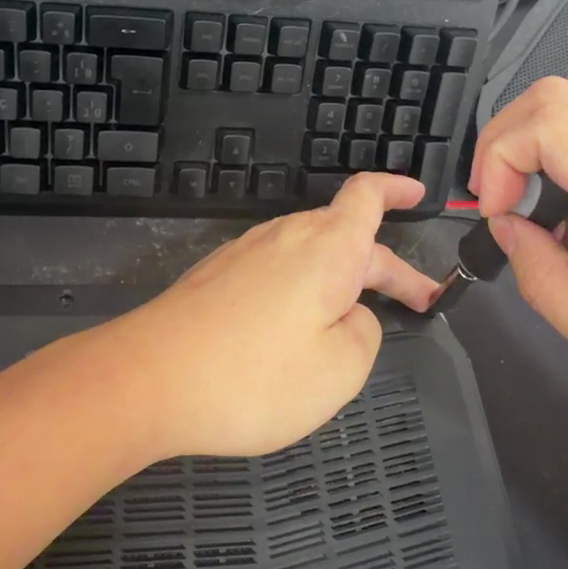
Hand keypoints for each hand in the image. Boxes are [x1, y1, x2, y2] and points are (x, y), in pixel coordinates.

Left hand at [100, 173, 438, 458]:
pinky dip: (303, 290)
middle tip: (417, 301)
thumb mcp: (339, 371)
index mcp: (327, 248)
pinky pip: (278, 271)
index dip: (396, 189)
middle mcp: (286, 236)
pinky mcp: (218, 276)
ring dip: (342, 279)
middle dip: (385, 266)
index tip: (419, 194)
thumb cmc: (254, 376)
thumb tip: (351, 315)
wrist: (148, 378)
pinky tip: (296, 330)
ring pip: (310, 255)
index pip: (368, 196)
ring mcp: (246, 253)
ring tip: (355, 320)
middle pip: (346, 235)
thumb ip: (364, 335)